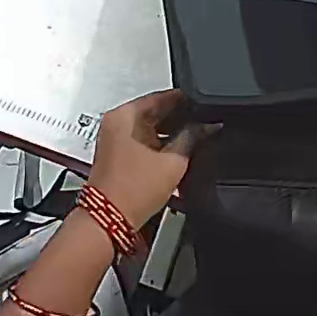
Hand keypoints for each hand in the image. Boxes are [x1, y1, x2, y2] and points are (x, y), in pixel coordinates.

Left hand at [86, 90, 214, 225]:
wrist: (110, 218)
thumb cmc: (132, 190)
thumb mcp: (173, 161)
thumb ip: (192, 137)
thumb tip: (206, 126)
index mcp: (124, 115)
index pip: (160, 96)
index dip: (185, 100)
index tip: (202, 103)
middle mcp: (116, 122)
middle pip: (153, 111)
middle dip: (179, 117)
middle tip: (203, 122)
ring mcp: (114, 138)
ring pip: (148, 126)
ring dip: (170, 132)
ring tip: (195, 137)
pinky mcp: (117, 153)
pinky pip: (142, 140)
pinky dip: (158, 143)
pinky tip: (177, 150)